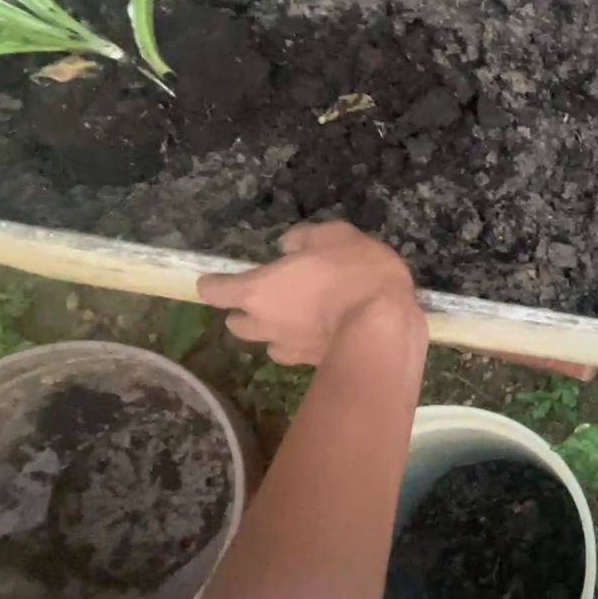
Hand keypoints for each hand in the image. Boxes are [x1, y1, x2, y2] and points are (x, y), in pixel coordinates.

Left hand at [198, 222, 425, 365]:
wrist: (385, 324)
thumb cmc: (355, 273)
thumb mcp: (336, 235)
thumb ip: (304, 237)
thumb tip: (288, 247)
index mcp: (256, 289)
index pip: (212, 291)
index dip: (216, 283)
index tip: (228, 278)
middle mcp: (263, 322)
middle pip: (235, 322)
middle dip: (246, 312)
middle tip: (272, 298)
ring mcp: (288, 346)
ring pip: (266, 342)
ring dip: (274, 331)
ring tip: (301, 320)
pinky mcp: (313, 362)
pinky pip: (296, 354)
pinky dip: (303, 346)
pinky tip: (323, 335)